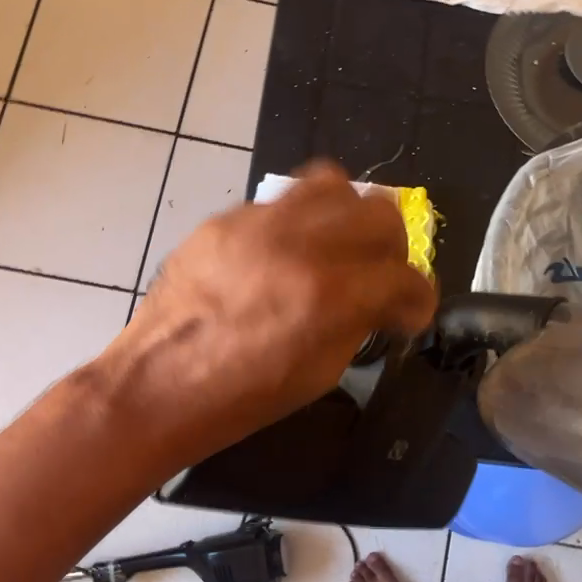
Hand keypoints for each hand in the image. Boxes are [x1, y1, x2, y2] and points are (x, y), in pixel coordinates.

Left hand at [96, 159, 436, 455]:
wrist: (161, 384)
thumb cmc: (246, 396)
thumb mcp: (323, 370)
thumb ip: (362, 321)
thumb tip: (385, 301)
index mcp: (331, 294)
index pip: (406, 275)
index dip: (420, 298)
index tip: (411, 314)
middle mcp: (302, 244)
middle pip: (381, 213)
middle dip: (393, 249)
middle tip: (380, 278)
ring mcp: (260, 222)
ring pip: (335, 185)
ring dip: (349, 218)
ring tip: (338, 248)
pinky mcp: (227, 217)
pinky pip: (283, 202)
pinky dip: (300, 225)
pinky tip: (285, 257)